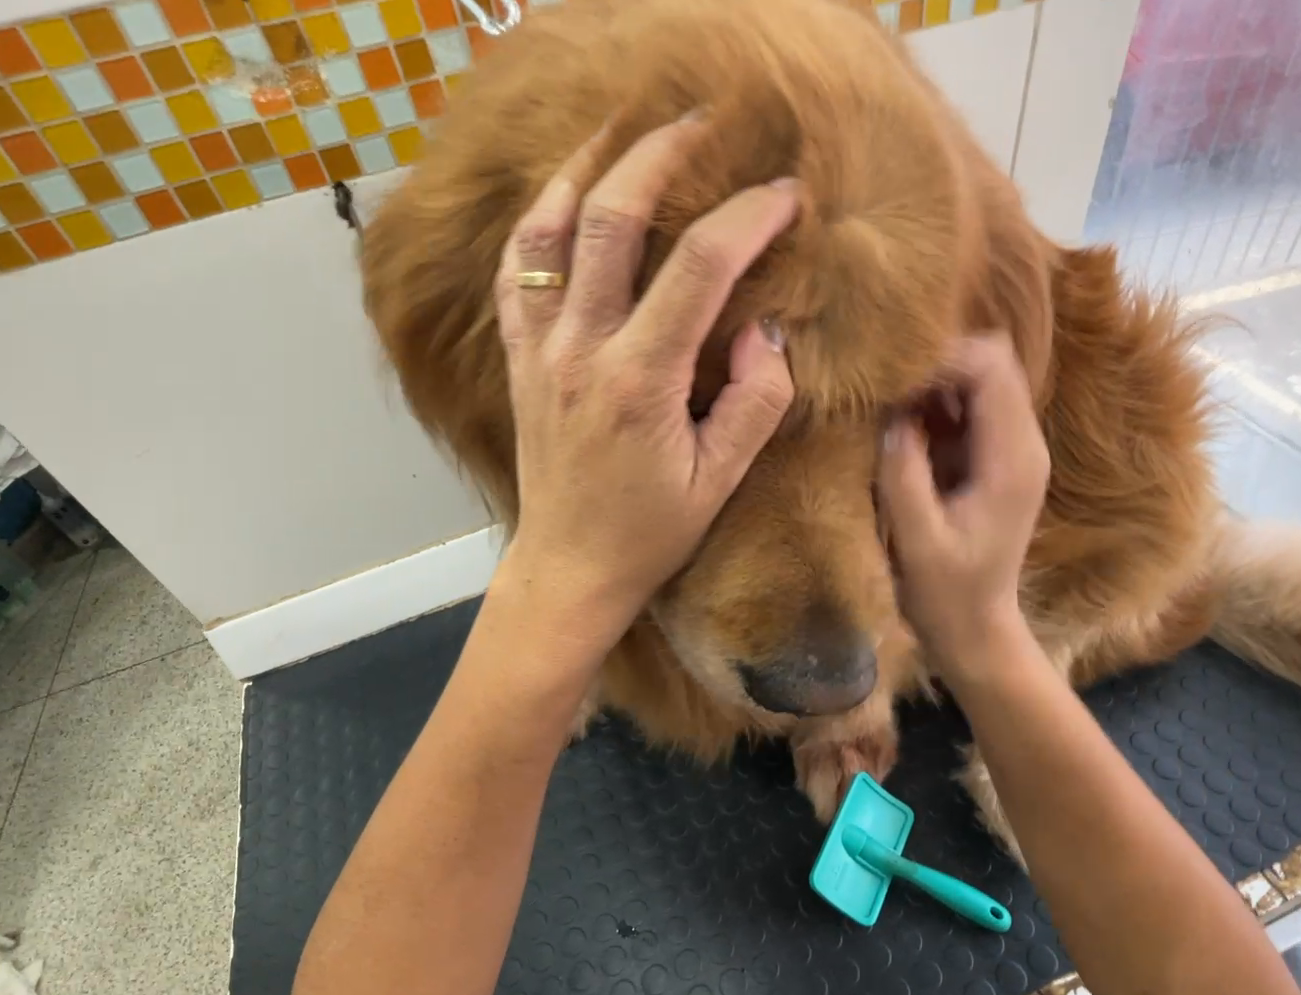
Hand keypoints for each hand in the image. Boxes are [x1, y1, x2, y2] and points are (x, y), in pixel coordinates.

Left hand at [490, 116, 799, 646]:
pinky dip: (535, 224)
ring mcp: (539, 349)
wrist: (568, 566)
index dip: (749, 217)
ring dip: (585, 169)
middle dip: (660, 156)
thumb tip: (766, 332)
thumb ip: (755, 402)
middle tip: (702, 122)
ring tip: (622, 131)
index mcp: (640, 380)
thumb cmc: (648, 531)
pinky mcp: (519, 359)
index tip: (786, 195)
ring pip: (548, 231)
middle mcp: (581, 349)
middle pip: (611, 219)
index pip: (700, 268)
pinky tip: (560, 198)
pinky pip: (514, 273)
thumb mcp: (719, 480)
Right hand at [877, 334, 1049, 679]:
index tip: (891, 383)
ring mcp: (1009, 447)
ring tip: (887, 408)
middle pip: (991, 361)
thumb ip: (904, 478)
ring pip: (978, 377)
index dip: (941, 360)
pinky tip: (900, 427)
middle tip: (886, 392)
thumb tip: (891, 417)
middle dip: (936, 364)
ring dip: (931, 383)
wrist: (974, 626)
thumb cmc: (946, 593)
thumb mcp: (917, 542)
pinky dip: (932, 404)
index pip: (991, 369)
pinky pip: (965, 405)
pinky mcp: (990, 455)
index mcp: (1013, 459)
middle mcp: (1023, 442)